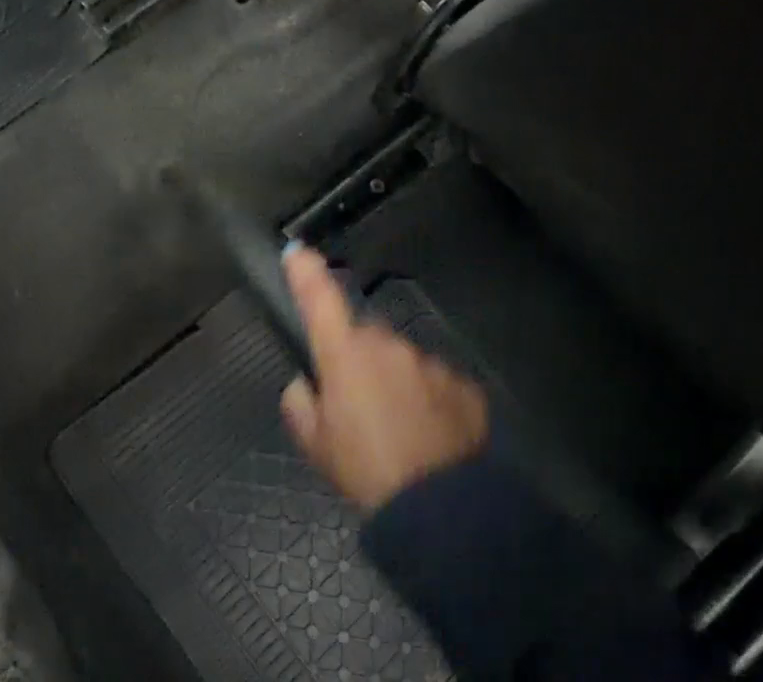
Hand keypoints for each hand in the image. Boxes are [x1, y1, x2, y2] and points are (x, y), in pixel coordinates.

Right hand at [278, 246, 488, 510]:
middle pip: (364, 338)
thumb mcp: (313, 442)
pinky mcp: (464, 388)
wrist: (441, 510)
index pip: (319, 299)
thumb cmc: (364, 470)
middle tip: (355, 405)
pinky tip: (428, 435)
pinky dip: (428, 400)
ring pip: (402, 361)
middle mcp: (387, 346)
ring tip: (397, 428)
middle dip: (358, 359)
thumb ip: (300, 401)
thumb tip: (309, 385)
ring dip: (395, 381)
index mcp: (343, 355)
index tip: (297, 251)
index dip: (305, 272)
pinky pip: (435, 383)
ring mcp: (430, 364)